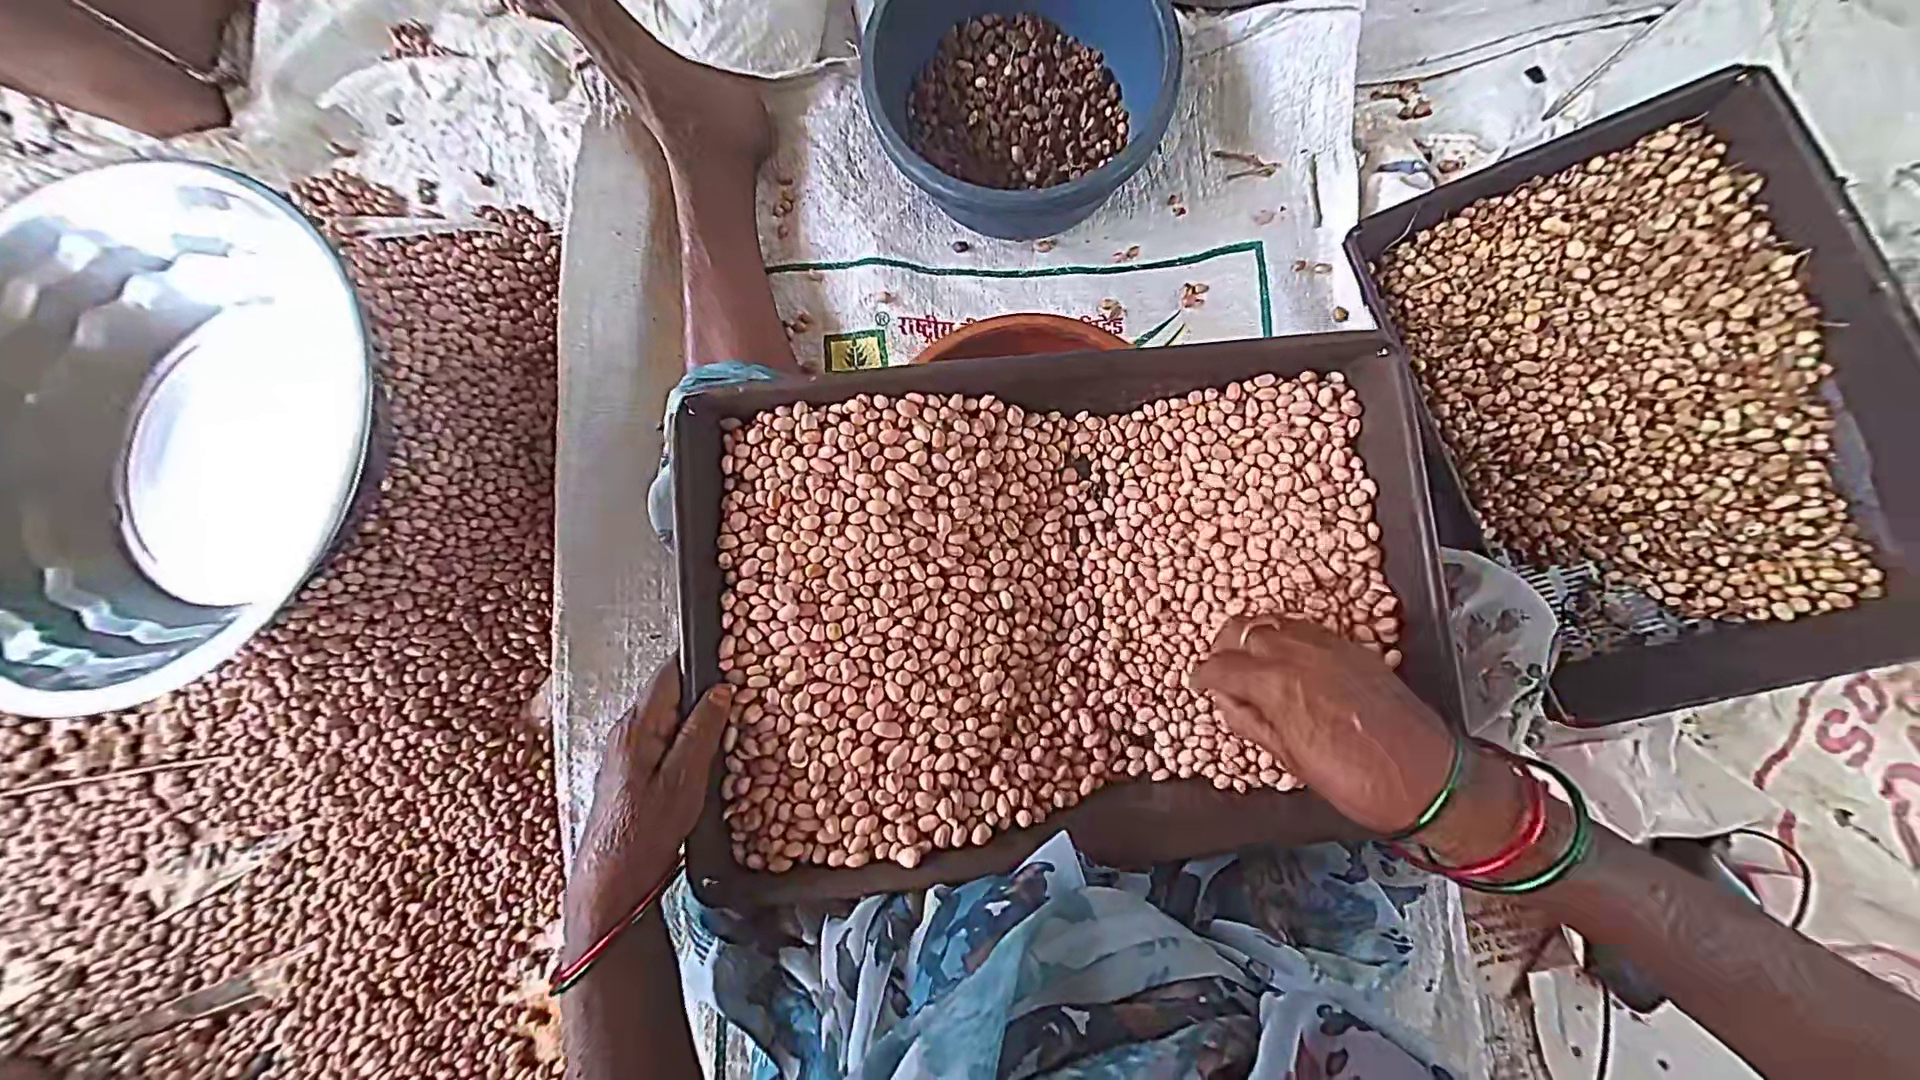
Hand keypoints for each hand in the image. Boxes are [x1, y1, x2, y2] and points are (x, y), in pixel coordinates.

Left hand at [566, 660, 731, 941]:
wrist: (611, 884)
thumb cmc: (645, 834)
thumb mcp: (684, 779)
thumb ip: (702, 730)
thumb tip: (720, 691)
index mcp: (637, 727)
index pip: (670, 672)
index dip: (702, 661)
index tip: (732, 658)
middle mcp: (627, 731)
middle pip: (671, 692)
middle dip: (706, 692)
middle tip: (741, 698)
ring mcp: (627, 749)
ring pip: (670, 716)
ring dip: (699, 718)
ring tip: (729, 728)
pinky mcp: (633, 767)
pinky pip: (665, 737)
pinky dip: (688, 739)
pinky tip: (706, 757)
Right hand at [1190, 618, 1524, 858]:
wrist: (1432, 781)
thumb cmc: (1358, 781)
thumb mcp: (1289, 760)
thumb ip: (1250, 721)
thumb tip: (1226, 700)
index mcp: (1275, 686)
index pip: (1220, 666)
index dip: (1203, 676)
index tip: (1201, 685)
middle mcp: (1297, 655)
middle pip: (1240, 630)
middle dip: (1223, 649)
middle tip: (1222, 670)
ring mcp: (1327, 647)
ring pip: (1272, 622)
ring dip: (1253, 637)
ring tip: (1251, 660)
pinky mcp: (1352, 649)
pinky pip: (1305, 628)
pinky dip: (1285, 636)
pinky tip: (1287, 658)